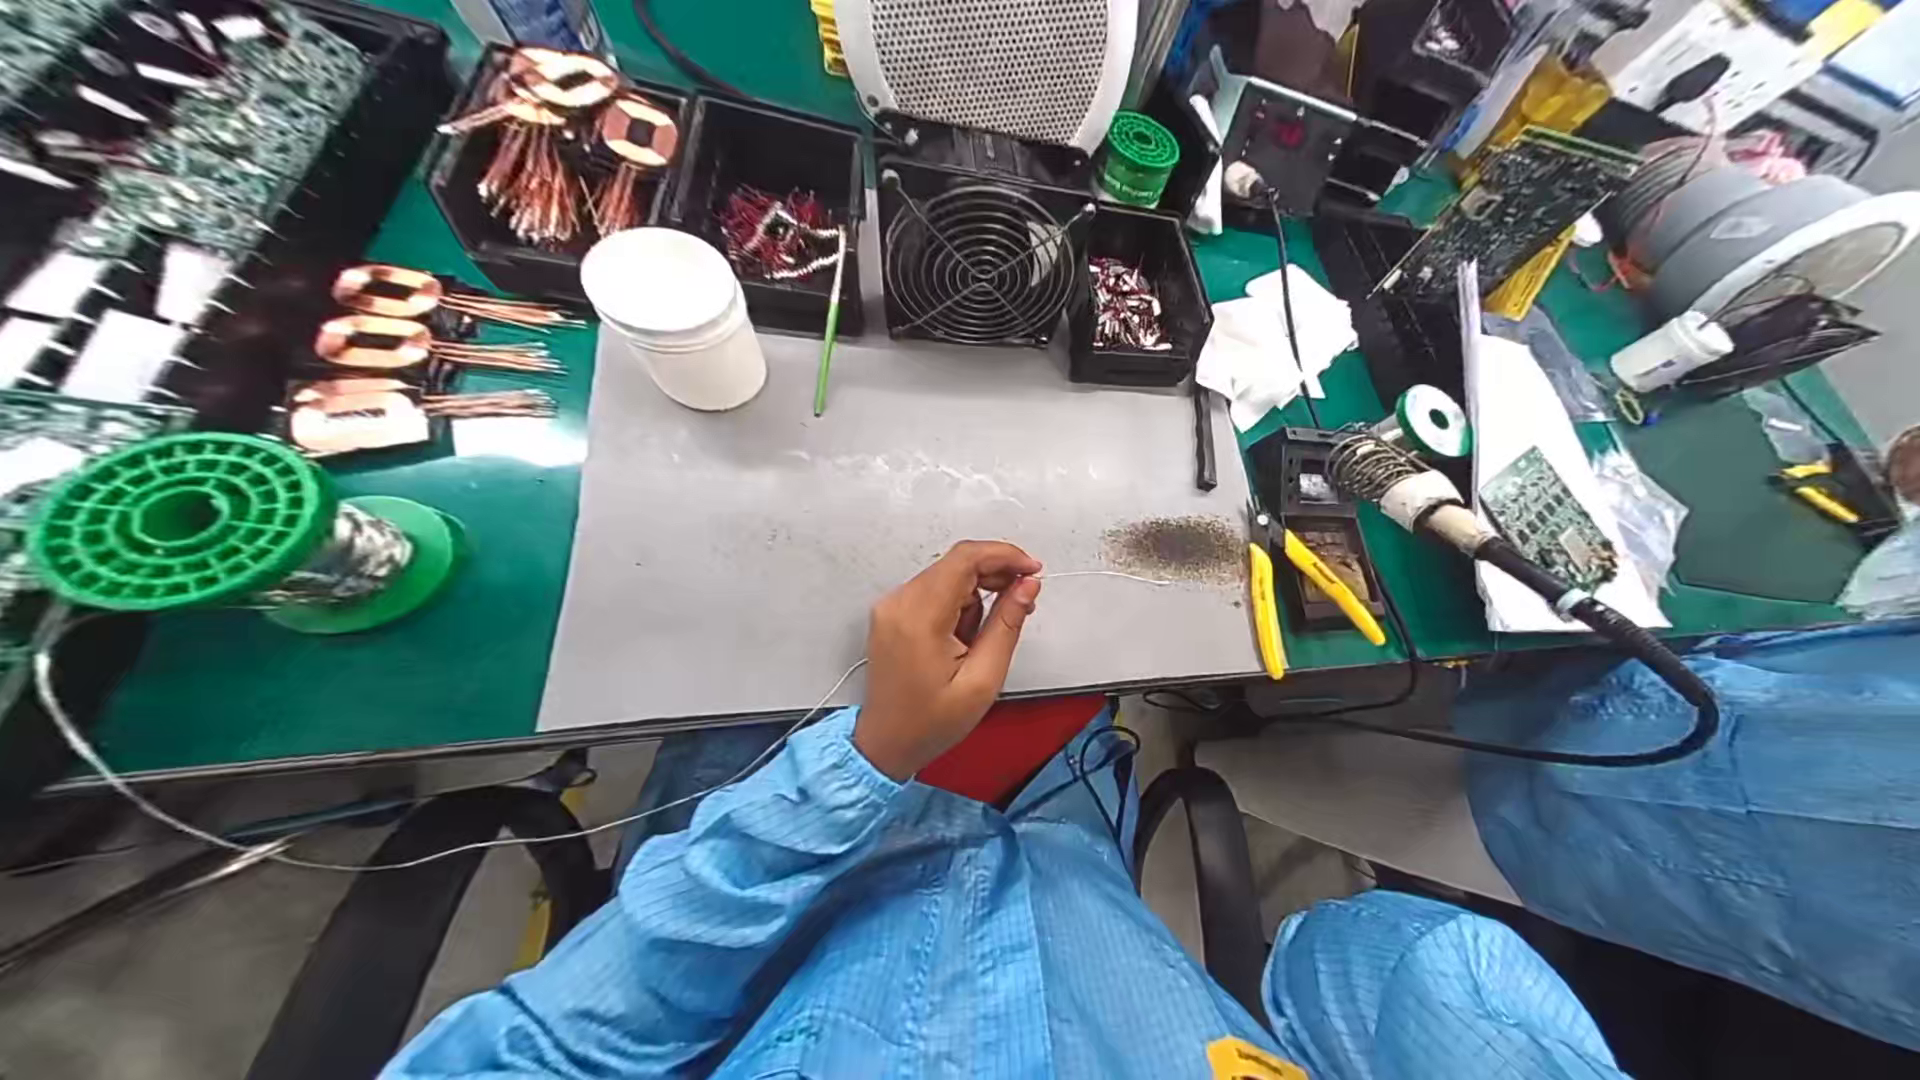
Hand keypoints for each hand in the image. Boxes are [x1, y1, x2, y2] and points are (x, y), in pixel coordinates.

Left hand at [854, 541, 1043, 780]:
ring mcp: (892, 606)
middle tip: (1021, 600)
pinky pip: (934, 590)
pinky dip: (958, 603)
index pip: (964, 559)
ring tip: (981, 640)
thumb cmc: (929, 722)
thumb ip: (1007, 624)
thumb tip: (1026, 586)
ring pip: (947, 576)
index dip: (1004, 555)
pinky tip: (964, 637)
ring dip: (976, 595)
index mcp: (919, 618)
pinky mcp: (893, 612)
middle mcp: (899, 603)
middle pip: (956, 563)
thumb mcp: (982, 679)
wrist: (886, 742)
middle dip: (995, 575)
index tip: (1031, 569)